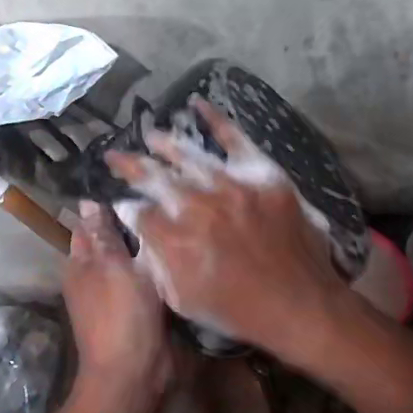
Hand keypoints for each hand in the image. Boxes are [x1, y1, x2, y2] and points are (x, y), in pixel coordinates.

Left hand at [63, 201, 171, 401]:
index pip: (90, 224)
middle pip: (116, 241)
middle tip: (165, 198)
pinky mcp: (141, 310)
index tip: (136, 183)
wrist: (135, 373)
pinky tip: (183, 252)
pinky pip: (152, 281)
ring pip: (137, 260)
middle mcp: (96, 276)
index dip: (109, 204)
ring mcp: (120, 294)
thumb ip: (103, 234)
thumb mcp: (112, 266)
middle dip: (136, 224)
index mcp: (80, 264)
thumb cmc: (120, 314)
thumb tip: (87, 202)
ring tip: (179, 218)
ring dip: (152, 247)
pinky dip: (163, 270)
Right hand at [106, 99, 347, 352]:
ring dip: (163, 143)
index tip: (120, 202)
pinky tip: (197, 103)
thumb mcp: (181, 299)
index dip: (124, 205)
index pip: (136, 210)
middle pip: (153, 175)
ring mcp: (231, 185)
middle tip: (113, 156)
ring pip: (187, 154)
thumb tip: (139, 229)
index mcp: (174, 238)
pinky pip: (234, 138)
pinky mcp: (261, 173)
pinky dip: (215, 119)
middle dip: (128, 165)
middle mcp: (197, 205)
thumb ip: (155, 261)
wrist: (299, 304)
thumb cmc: (237, 309)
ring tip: (148, 134)